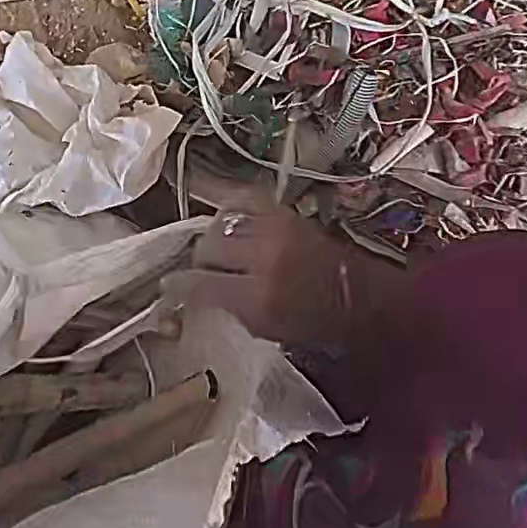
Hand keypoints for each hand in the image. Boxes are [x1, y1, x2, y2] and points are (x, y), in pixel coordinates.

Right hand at [163, 212, 405, 345]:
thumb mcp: (264, 328)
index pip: (200, 284)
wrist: (358, 295)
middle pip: (207, 247)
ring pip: (220, 222)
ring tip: (218, 247)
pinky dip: (229, 209)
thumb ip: (225, 306)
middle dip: (199, 260)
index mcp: (259, 296)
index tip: (168, 286)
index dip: (178, 286)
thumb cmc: (310, 322)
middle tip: (202, 269)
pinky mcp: (283, 211)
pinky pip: (241, 199)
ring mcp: (275, 228)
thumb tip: (191, 290)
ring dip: (214, 236)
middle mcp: (263, 257)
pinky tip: (227, 219)